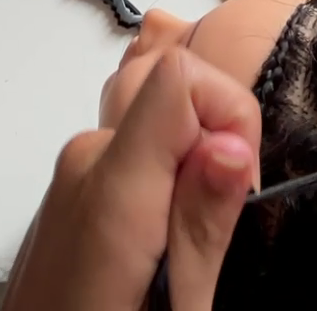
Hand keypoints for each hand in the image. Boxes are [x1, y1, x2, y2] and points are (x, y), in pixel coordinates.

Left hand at [4, 49, 261, 310]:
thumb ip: (202, 224)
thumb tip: (230, 144)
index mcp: (110, 189)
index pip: (177, 75)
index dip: (227, 110)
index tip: (241, 175)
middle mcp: (85, 162)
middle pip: (171, 89)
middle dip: (214, 139)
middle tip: (215, 223)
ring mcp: (76, 172)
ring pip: (157, 114)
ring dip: (190, 160)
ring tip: (185, 241)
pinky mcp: (76, 184)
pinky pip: (136, 143)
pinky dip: (166, 171)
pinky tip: (162, 239)